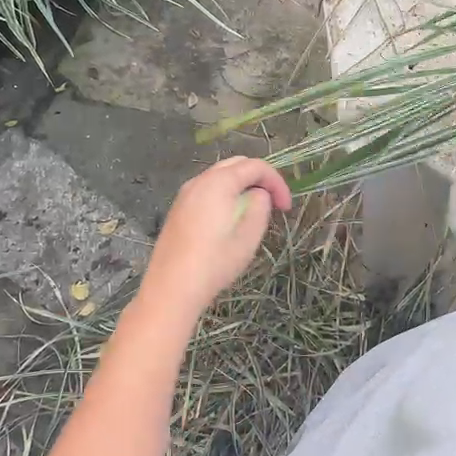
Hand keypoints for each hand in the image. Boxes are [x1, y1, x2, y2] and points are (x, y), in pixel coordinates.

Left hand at [137, 157, 292, 315]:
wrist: (169, 291)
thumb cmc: (214, 263)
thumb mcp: (249, 235)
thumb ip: (260, 205)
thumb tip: (257, 194)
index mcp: (219, 182)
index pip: (256, 166)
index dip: (277, 182)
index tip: (286, 207)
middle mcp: (200, 181)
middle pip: (237, 164)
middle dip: (260, 179)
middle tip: (274, 202)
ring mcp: (185, 195)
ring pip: (221, 176)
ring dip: (242, 185)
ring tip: (254, 209)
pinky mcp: (177, 210)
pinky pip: (207, 189)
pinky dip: (225, 194)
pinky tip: (230, 218)